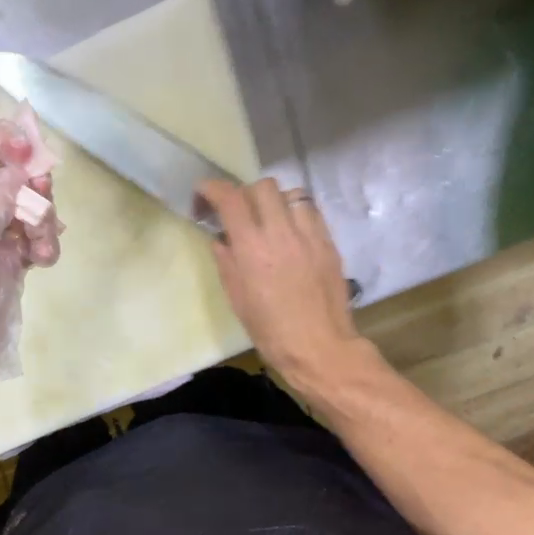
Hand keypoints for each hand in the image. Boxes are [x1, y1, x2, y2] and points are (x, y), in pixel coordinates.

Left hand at [0, 122, 60, 385]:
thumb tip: (22, 167)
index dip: (2, 139)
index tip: (29, 150)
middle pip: (10, 170)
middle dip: (31, 184)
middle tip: (43, 201)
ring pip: (30, 203)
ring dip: (44, 219)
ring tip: (41, 247)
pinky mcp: (14, 255)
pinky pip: (39, 233)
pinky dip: (47, 243)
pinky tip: (42, 262)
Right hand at [198, 179, 360, 380]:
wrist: (319, 347)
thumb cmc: (271, 333)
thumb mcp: (238, 301)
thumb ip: (227, 264)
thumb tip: (221, 239)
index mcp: (253, 250)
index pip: (231, 199)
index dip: (213, 189)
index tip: (204, 194)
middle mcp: (281, 233)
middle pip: (263, 187)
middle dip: (246, 194)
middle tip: (239, 213)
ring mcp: (309, 235)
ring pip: (291, 194)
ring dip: (274, 202)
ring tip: (268, 222)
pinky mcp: (329, 242)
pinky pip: (311, 211)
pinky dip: (296, 214)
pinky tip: (291, 234)